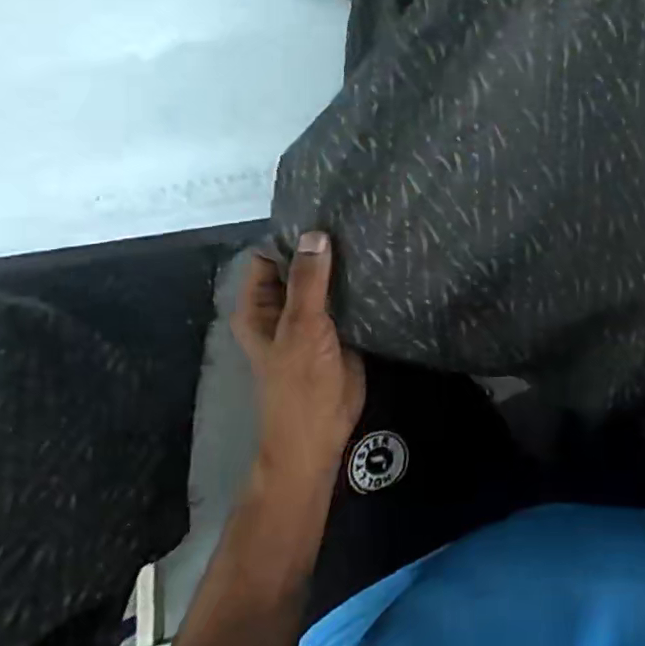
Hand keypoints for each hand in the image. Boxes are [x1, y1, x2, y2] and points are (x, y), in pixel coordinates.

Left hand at [231, 231, 365, 487]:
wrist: (321, 430)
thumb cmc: (299, 382)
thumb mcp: (301, 328)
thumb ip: (309, 282)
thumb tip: (316, 235)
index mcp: (259, 307)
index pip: (270, 257)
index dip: (293, 238)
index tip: (327, 215)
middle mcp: (283, 309)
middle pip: (302, 268)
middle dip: (325, 250)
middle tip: (360, 221)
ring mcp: (314, 320)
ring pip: (329, 284)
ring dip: (347, 269)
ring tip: (376, 238)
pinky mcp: (341, 331)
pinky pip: (350, 302)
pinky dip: (363, 288)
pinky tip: (385, 270)